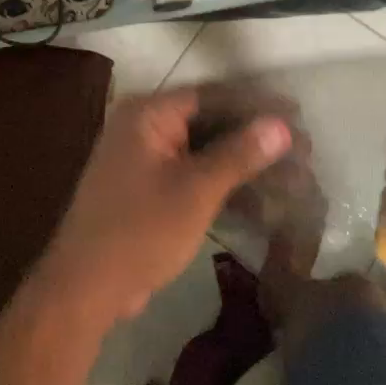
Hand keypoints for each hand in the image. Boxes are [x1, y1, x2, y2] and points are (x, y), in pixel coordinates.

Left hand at [34, 88, 292, 326]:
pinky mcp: (147, 188)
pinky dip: (221, 182)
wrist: (86, 288)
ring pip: (202, 149)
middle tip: (300, 147)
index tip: (296, 114)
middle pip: (208, 121)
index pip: (212, 96)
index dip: (256, 104)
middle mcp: (143, 126)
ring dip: (241, 161)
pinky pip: (191, 173)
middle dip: (253, 136)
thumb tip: (281, 123)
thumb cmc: (140, 230)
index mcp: (148, 114)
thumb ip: (239, 154)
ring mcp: (143, 158)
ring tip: (288, 171)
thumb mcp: (195, 191)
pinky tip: (258, 196)